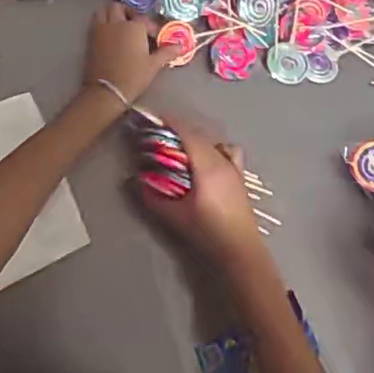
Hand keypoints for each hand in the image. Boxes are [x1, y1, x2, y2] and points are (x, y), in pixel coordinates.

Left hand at [84, 4, 180, 103]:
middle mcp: (116, 23)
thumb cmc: (133, 76)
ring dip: (111, 13)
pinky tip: (109, 33)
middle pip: (119, 8)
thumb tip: (180, 46)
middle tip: (134, 25)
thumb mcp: (153, 65)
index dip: (151, 27)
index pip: (144, 19)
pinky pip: (95, 22)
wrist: (107, 90)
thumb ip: (166, 52)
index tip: (155, 37)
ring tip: (119, 24)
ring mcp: (101, 29)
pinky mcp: (91, 37)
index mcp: (134, 27)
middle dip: (128, 13)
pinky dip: (101, 22)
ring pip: (103, 11)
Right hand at [136, 119, 269, 272]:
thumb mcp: (174, 215)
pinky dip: (215, 150)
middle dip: (178, 132)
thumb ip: (152, 197)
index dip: (169, 123)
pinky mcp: (239, 178)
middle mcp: (222, 160)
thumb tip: (133, 181)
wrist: (240, 251)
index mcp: (207, 165)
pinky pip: (228, 153)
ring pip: (213, 143)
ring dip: (196, 141)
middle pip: (199, 136)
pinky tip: (207, 163)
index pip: (187, 133)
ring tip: (181, 152)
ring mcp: (234, 168)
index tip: (152, 120)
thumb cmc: (207, 231)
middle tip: (158, 138)